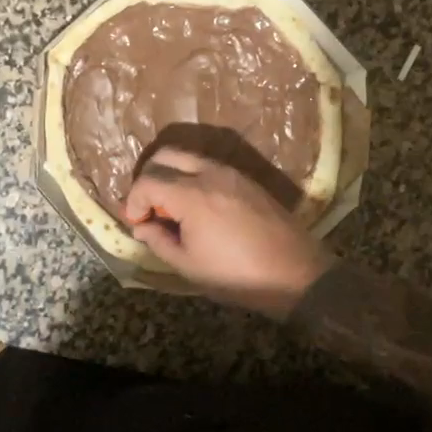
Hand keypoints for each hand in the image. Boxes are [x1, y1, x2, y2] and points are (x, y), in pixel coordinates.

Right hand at [123, 147, 334, 318]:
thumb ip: (158, 241)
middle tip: (148, 207)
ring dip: (172, 175)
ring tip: (172, 207)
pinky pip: (209, 167)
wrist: (297, 276)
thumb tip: (142, 227)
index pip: (147, 181)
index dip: (133, 201)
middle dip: (149, 178)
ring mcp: (232, 174)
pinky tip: (198, 207)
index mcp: (192, 195)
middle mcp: (210, 174)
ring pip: (189, 157)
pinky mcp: (247, 181)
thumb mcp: (188, 266)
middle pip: (165, 155)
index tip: (136, 222)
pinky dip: (193, 177)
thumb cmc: (237, 276)